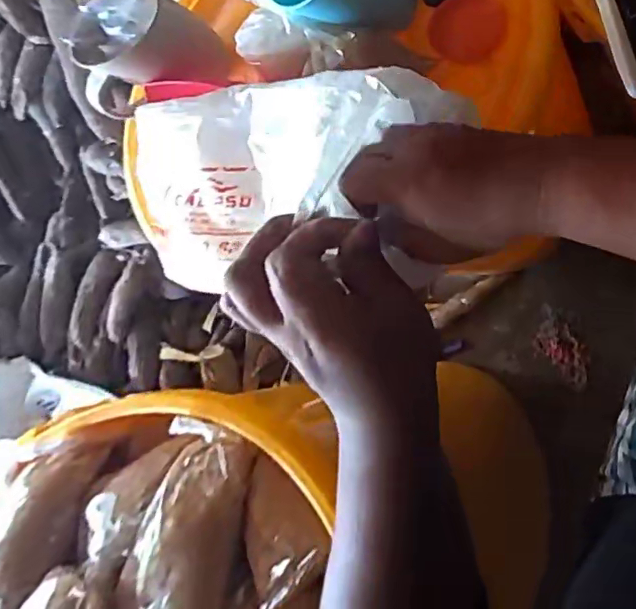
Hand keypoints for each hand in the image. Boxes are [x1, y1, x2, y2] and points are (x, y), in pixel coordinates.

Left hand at [221, 215, 439, 440]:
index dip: (315, 231)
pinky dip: (259, 278)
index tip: (354, 229)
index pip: (285, 259)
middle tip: (309, 222)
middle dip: (271, 237)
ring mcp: (275, 336)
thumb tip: (357, 227)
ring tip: (296, 239)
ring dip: (258, 255)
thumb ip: (369, 264)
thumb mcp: (396, 304)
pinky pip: (247, 306)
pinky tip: (293, 268)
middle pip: (243, 273)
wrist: (385, 413)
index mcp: (311, 316)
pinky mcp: (280, 340)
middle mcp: (281, 325)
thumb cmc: (399, 359)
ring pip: (236, 291)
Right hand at [339, 124, 555, 261]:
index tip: (370, 218)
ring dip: (389, 158)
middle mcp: (411, 147)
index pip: (353, 178)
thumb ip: (406, 239)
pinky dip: (412, 148)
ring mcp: (434, 130)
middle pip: (368, 152)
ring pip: (392, 136)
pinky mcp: (454, 125)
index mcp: (402, 178)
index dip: (352, 199)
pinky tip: (435, 169)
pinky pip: (418, 132)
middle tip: (384, 201)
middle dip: (367, 176)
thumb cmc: (491, 220)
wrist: (539, 181)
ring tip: (408, 182)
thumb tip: (387, 228)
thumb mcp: (444, 247)